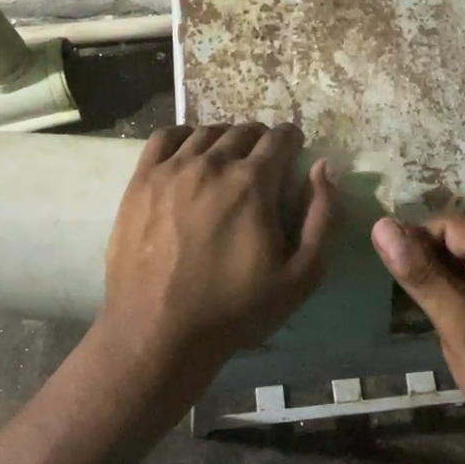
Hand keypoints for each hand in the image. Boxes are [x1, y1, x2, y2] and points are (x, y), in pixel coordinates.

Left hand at [97, 123, 334, 383]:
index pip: (280, 138)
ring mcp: (171, 169)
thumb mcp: (300, 277)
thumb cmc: (234, 309)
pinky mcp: (141, 181)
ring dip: (224, 139)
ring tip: (227, 159)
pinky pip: (165, 138)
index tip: (292, 153)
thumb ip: (321, 217)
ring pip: (206, 132)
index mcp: (253, 183)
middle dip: (260, 141)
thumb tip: (323, 168)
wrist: (157, 331)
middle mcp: (212, 164)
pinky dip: (183, 137)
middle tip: (262, 162)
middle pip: (243, 131)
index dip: (292, 141)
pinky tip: (188, 154)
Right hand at [371, 214, 464, 462]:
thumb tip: (380, 225)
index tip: (387, 266)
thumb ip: (421, 273)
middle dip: (426, 259)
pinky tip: (435, 319)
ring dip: (437, 281)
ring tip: (412, 305)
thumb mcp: (460, 324)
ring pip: (464, 267)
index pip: (452, 224)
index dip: (416, 238)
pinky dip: (451, 299)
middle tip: (398, 290)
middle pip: (460, 242)